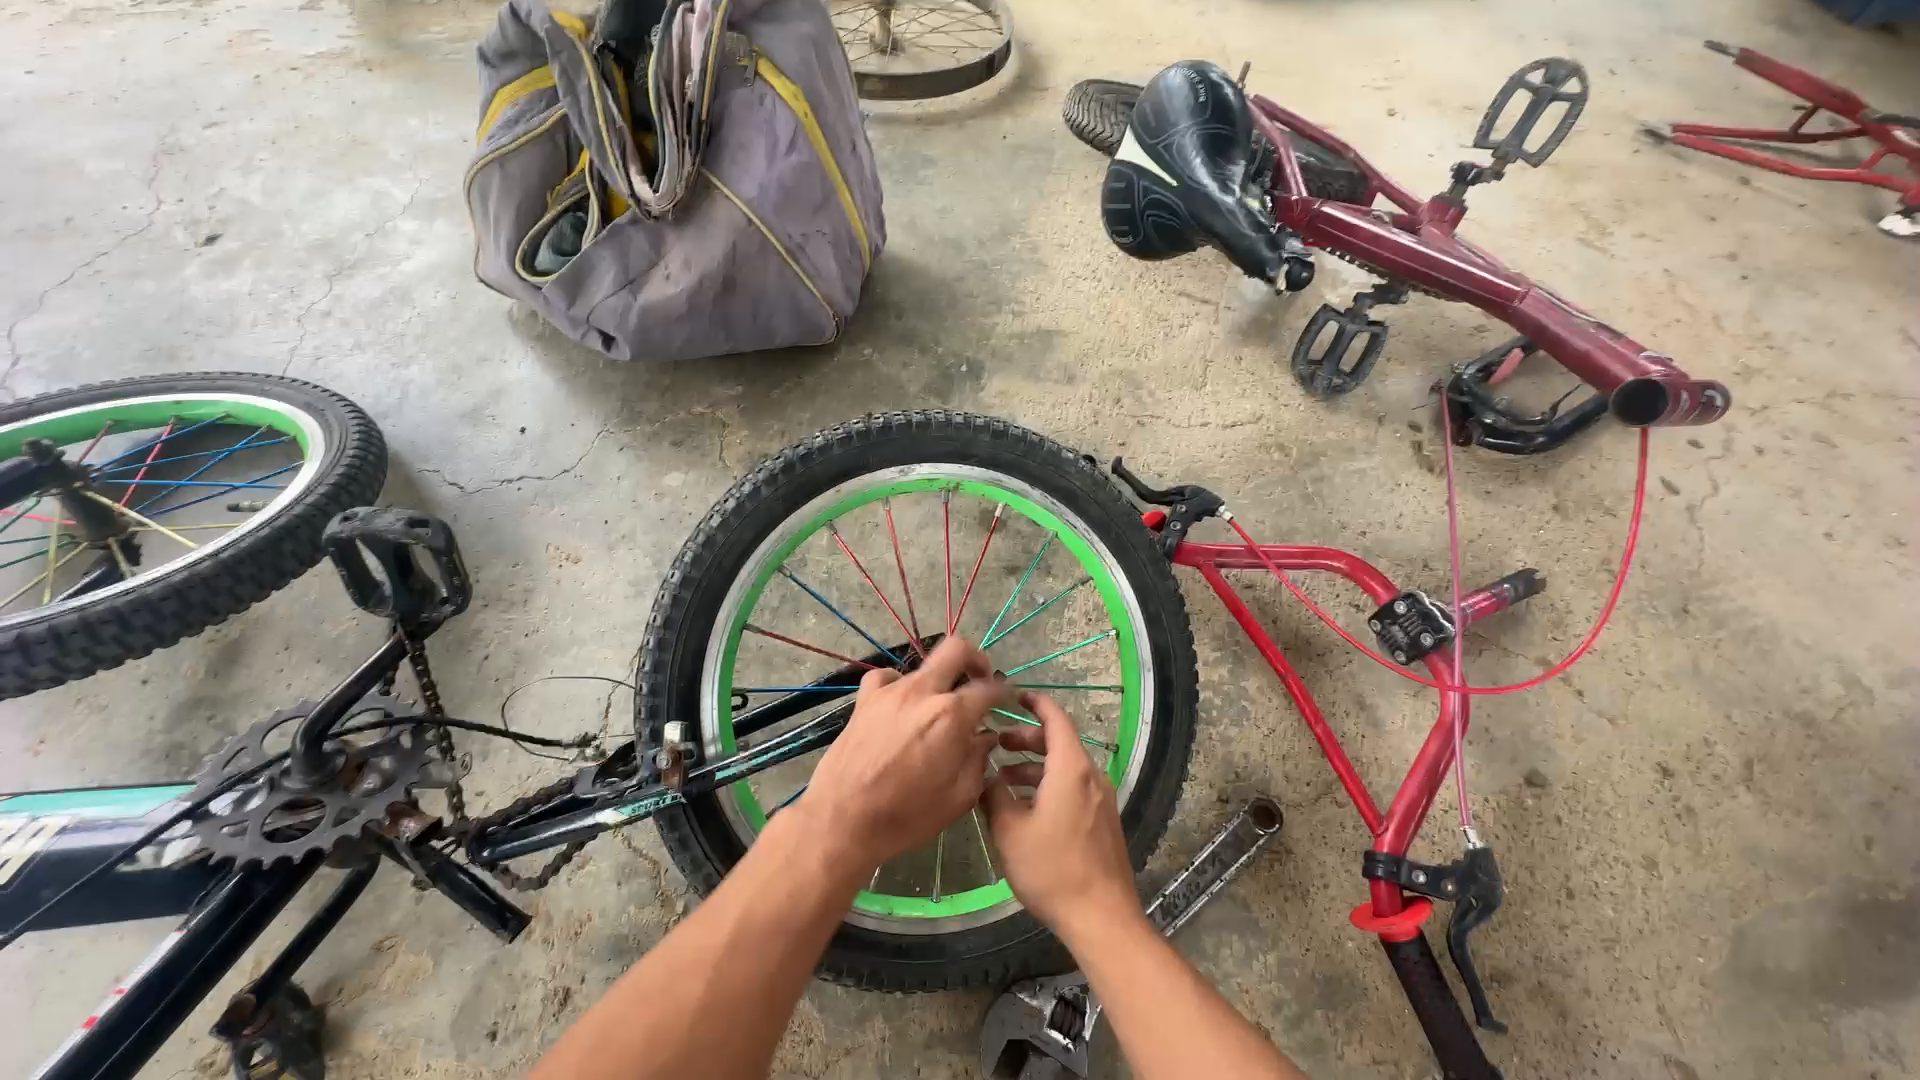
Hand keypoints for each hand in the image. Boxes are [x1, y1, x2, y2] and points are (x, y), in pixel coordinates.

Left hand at [800, 636, 1006, 873]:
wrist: (842, 820)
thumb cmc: (906, 816)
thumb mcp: (959, 798)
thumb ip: (978, 760)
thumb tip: (985, 738)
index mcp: (952, 716)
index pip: (988, 689)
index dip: (1003, 692)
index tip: (1006, 699)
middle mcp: (923, 692)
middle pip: (956, 649)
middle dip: (976, 659)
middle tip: (980, 679)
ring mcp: (890, 691)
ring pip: (922, 666)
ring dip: (938, 680)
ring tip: (937, 707)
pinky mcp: (864, 700)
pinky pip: (886, 677)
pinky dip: (898, 684)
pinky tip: (900, 705)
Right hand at [980, 693, 1140, 943]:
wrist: (1101, 916)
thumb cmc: (1052, 868)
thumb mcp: (1010, 830)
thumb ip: (993, 795)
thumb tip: (984, 776)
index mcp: (1071, 768)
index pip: (1055, 719)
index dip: (1034, 703)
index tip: (1012, 697)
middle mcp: (1091, 776)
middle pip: (1060, 743)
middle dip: (1027, 739)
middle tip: (997, 744)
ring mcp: (1101, 800)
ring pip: (1066, 768)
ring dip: (1035, 767)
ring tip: (1003, 780)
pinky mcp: (1103, 822)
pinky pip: (1074, 789)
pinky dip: (1049, 786)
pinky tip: (1026, 808)